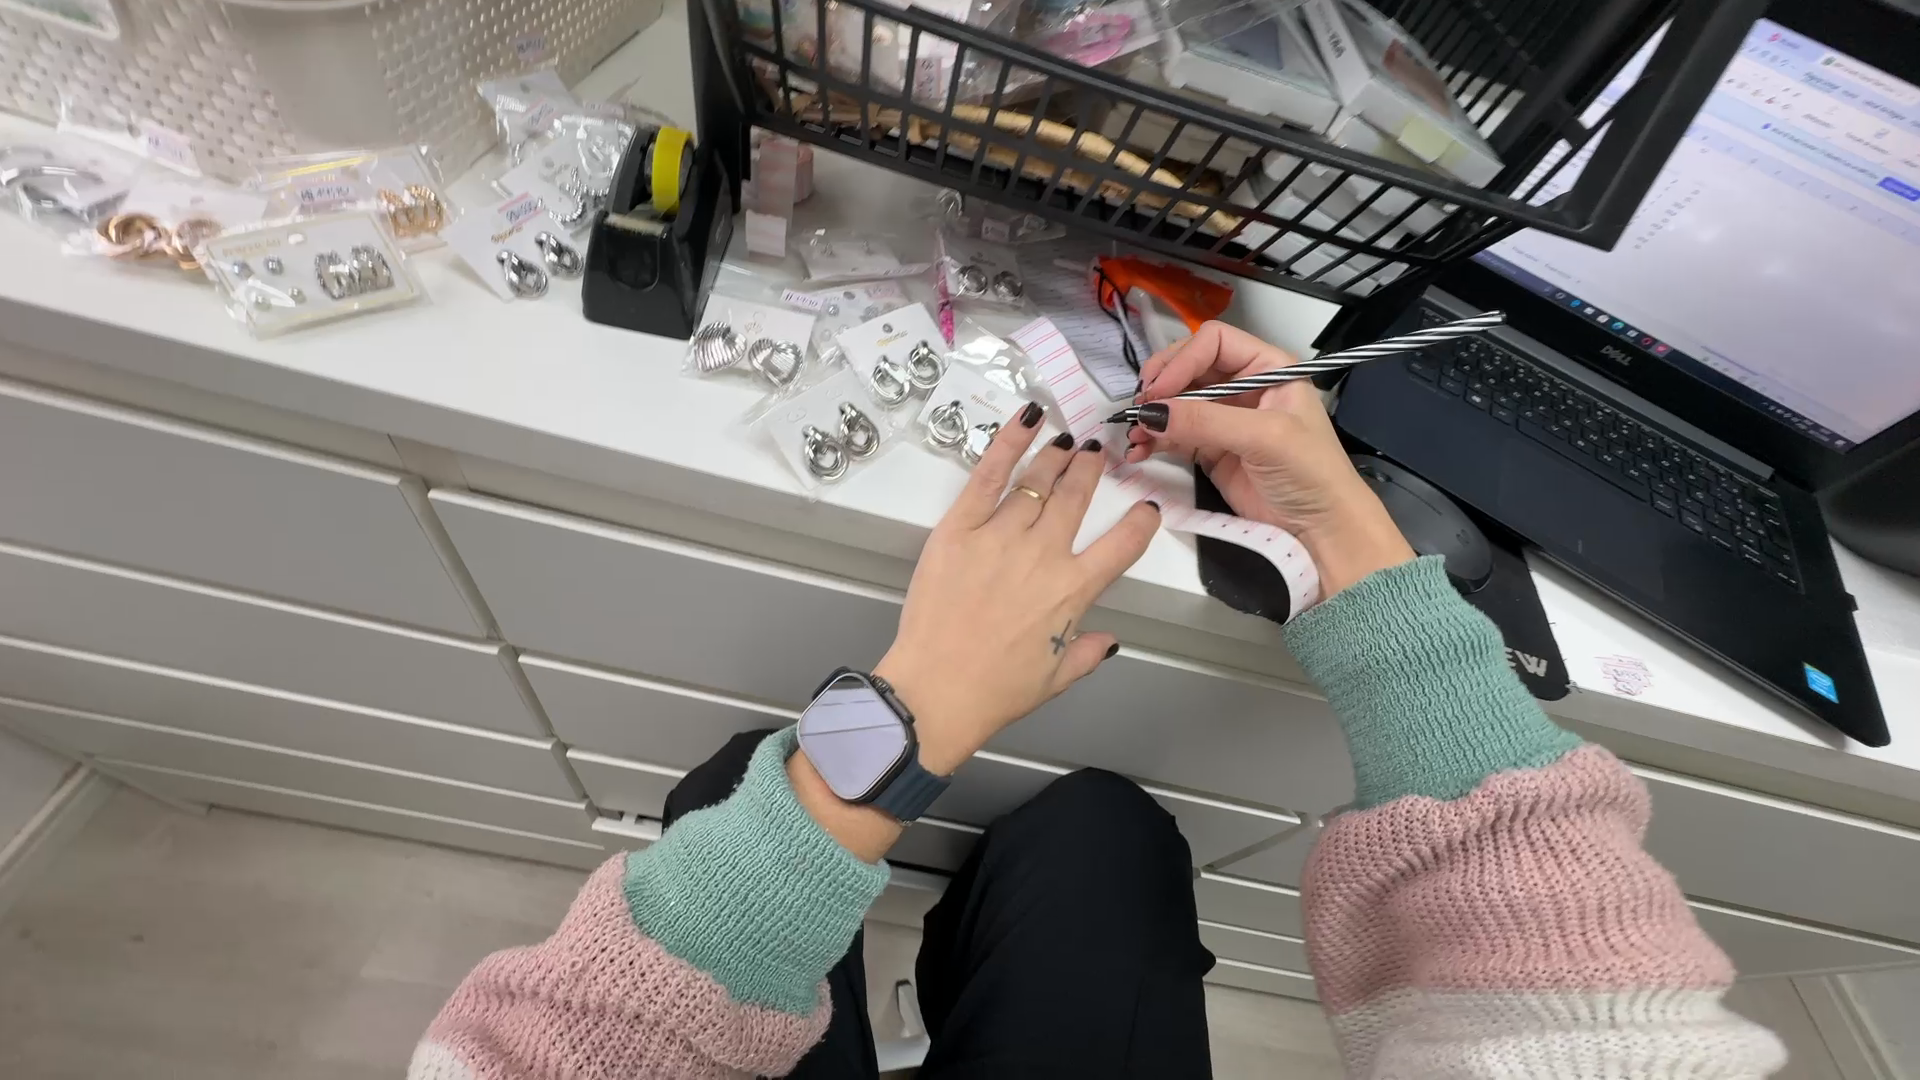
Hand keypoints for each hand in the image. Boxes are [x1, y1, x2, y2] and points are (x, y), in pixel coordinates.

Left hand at [792, 404, 1159, 860]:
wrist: (936, 690)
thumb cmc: (997, 690)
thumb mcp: (1055, 679)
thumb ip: (1086, 653)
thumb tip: (1108, 639)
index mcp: (1074, 591)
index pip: (1123, 544)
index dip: (1140, 521)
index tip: (1145, 507)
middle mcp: (1043, 554)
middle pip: (1076, 497)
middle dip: (1091, 470)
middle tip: (1096, 453)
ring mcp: (1000, 536)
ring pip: (1037, 481)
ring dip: (1057, 456)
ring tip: (1066, 442)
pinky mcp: (960, 527)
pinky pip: (988, 476)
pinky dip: (1009, 443)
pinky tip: (1027, 419)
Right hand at [1124, 321, 1413, 595]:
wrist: (1318, 527)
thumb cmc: (1312, 473)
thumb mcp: (1265, 437)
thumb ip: (1207, 421)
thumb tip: (1152, 413)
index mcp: (1267, 368)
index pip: (1212, 343)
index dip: (1182, 361)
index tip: (1158, 392)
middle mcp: (1242, 386)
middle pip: (1188, 368)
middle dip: (1160, 386)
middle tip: (1140, 408)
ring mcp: (1222, 419)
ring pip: (1175, 403)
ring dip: (1151, 416)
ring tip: (1135, 435)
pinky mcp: (1208, 450)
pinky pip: (1172, 435)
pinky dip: (1152, 441)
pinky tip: (1139, 451)